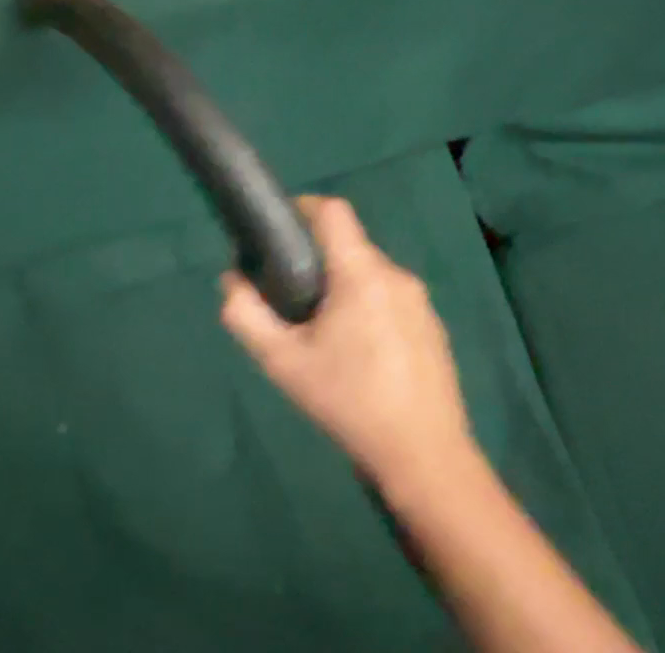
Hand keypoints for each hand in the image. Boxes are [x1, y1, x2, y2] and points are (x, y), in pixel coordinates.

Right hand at [220, 196, 477, 495]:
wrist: (424, 457)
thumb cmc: (347, 401)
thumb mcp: (279, 361)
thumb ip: (244, 313)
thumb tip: (231, 280)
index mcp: (361, 274)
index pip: (332, 211)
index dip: (300, 208)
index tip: (275, 233)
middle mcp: (396, 277)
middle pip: (347, 246)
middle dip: (313, 261)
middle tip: (286, 300)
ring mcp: (420, 303)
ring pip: (367, 275)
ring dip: (340, 288)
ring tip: (319, 334)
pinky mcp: (433, 329)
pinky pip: (389, 300)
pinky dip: (365, 310)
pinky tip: (356, 357)